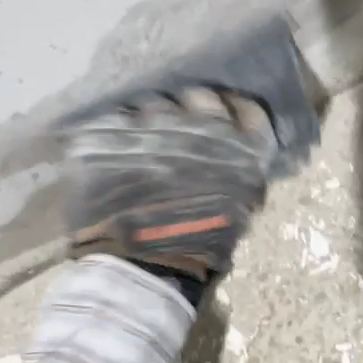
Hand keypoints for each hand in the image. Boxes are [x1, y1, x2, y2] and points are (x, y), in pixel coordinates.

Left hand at [59, 87, 277, 281]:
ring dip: (153, 119)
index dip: (238, 112)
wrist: (143, 266)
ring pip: (155, 103)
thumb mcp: (238, 216)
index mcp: (241, 151)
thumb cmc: (200, 250)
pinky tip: (114, 149)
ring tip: (143, 140)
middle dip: (193, 110)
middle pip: (201, 97)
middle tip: (182, 129)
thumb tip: (238, 168)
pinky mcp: (113, 131)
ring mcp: (155, 124)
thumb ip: (241, 181)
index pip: (249, 112)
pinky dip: (117, 130)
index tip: (229, 119)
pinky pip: (116, 117)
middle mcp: (203, 127)